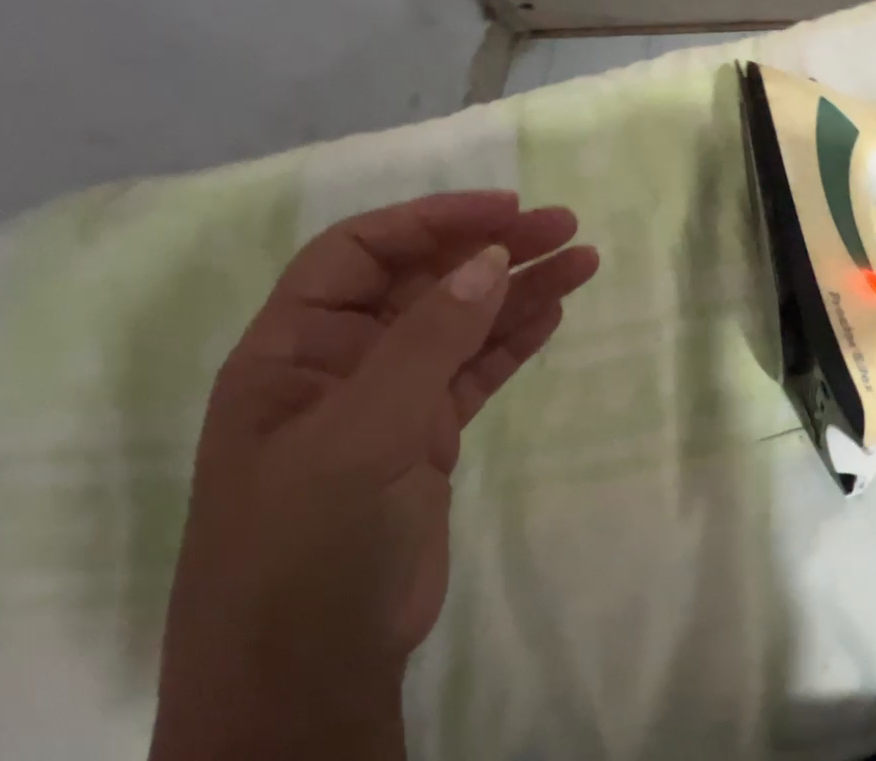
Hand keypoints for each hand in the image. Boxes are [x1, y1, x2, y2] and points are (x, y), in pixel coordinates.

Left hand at [149, 191, 598, 760]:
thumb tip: (489, 258)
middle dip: (490, 248)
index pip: (360, 254)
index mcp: (291, 351)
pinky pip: (477, 371)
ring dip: (517, 289)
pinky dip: (515, 339)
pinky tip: (555, 311)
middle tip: (565, 226)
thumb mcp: (360, 434)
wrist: (311, 666)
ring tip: (583, 259)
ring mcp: (387, 403)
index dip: (432, 221)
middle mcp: (339, 365)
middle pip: (422, 283)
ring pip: (461, 325)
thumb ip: (426, 343)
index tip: (507, 209)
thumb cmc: (306, 544)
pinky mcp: (428, 439)